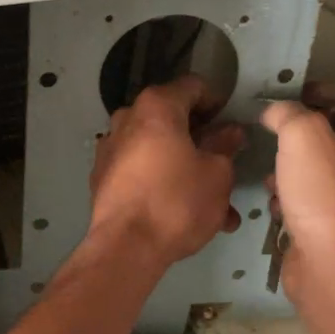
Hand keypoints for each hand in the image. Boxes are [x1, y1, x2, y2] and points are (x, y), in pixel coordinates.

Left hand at [89, 76, 245, 270]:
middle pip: (173, 118)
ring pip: (159, 149)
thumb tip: (231, 132)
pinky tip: (185, 214)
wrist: (125, 247)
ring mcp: (111, 146)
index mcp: (157, 106)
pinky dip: (163, 183)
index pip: (194, 86)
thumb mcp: (217, 174)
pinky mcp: (103, 175)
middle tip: (225, 164)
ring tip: (215, 204)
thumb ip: (225, 147)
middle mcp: (128, 117)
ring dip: (186, 168)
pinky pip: (142, 170)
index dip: (217, 102)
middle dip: (201, 140)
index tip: (231, 126)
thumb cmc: (177, 201)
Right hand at [259, 83, 334, 284]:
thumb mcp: (303, 136)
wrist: (333, 271)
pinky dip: (293, 197)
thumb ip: (288, 112)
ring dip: (292, 166)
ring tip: (271, 170)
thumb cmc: (326, 195)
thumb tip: (275, 111)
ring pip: (321, 169)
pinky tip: (276, 204)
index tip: (292, 94)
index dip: (325, 91)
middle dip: (302, 132)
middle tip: (274, 129)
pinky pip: (314, 200)